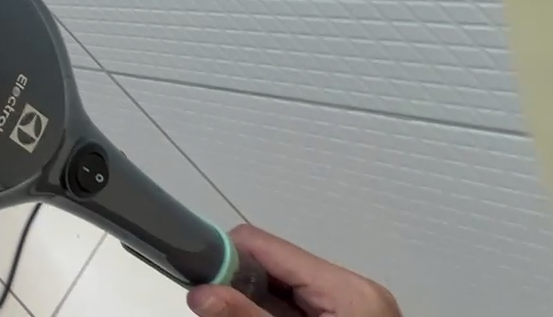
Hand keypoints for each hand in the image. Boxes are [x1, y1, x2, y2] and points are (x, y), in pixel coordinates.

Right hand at [188, 225, 400, 316]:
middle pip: (269, 262)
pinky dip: (275, 311)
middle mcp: (352, 285)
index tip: (204, 286)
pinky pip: (298, 301)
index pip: (257, 242)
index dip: (224, 258)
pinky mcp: (354, 316)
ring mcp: (356, 303)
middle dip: (239, 284)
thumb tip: (196, 294)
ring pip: (281, 282)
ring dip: (255, 300)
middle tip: (222, 311)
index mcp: (343, 286)